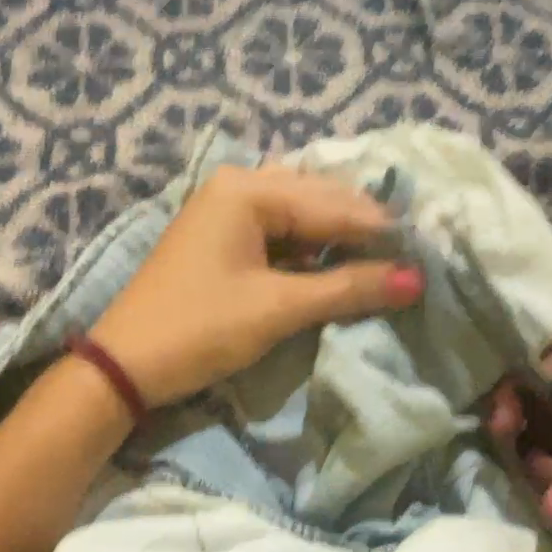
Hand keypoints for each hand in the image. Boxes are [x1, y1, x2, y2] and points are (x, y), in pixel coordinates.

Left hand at [88, 165, 425, 406]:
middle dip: (359, 228)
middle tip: (409, 254)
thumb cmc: (199, 329)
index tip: (426, 250)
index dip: (378, 229)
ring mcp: (222, 212)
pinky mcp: (218, 241)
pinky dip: (306, 251)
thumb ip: (347, 289)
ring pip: (296, 217)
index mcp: (246, 189)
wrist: (125, 365)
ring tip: (380, 262)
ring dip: (335, 239)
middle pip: (315, 199)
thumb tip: (415, 280)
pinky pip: (275, 234)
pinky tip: (333, 267)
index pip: (330, 203)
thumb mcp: (277, 309)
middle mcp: (234, 186)